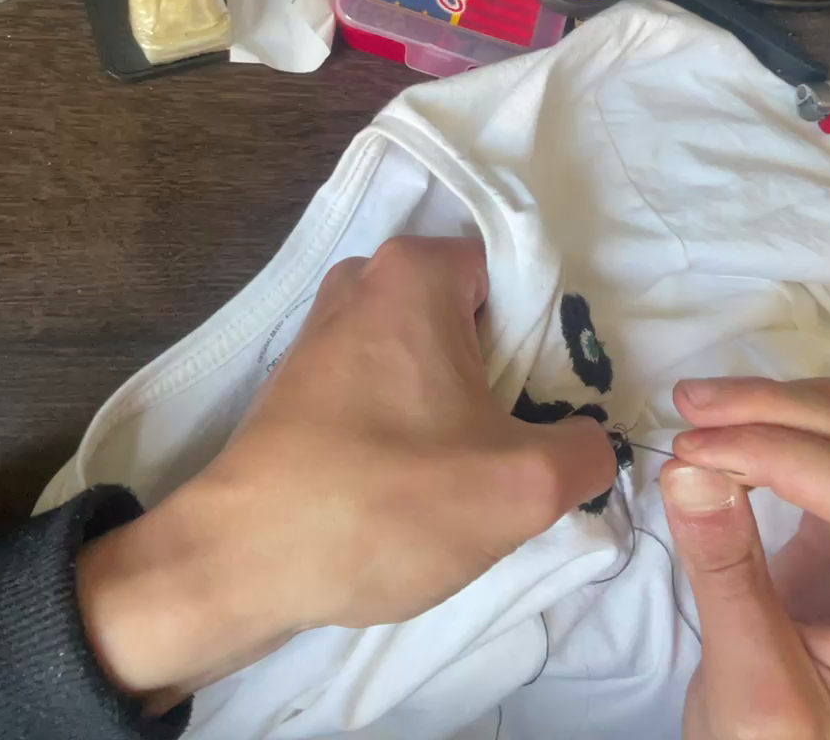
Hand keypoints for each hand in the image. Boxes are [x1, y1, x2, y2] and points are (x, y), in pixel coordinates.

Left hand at [77, 237, 616, 704]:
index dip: (552, 342)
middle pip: (474, 315)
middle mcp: (365, 278)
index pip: (518, 280)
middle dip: (507, 377)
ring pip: (432, 353)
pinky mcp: (305, 375)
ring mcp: (326, 326)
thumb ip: (586, 449)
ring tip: (469, 468)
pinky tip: (416, 474)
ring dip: (461, 405)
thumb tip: (587, 439)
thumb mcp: (523, 485)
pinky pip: (388, 379)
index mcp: (415, 270)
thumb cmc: (387, 498)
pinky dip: (414, 417)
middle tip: (519, 442)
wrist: (242, 559)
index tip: (555, 403)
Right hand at [658, 377, 829, 739]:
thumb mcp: (755, 695)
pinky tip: (737, 437)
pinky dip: (792, 426)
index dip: (776, 450)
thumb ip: (727, 576)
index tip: (687, 446)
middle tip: (686, 409)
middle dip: (776, 411)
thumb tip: (688, 466)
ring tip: (703, 414)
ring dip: (785, 405)